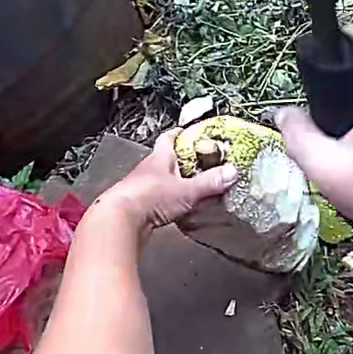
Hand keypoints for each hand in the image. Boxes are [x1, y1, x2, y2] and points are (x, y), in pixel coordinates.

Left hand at [90, 128, 237, 233]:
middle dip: (183, 161)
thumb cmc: (150, 197)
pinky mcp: (137, 206)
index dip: (179, 134)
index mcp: (159, 158)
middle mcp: (148, 169)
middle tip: (201, 164)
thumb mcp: (186, 190)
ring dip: (175, 183)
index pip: (169, 138)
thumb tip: (234, 171)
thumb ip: (210, 182)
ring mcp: (140, 188)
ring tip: (194, 188)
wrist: (119, 221)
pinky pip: (157, 199)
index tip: (190, 132)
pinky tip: (179, 209)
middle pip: (166, 160)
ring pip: (161, 180)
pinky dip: (169, 201)